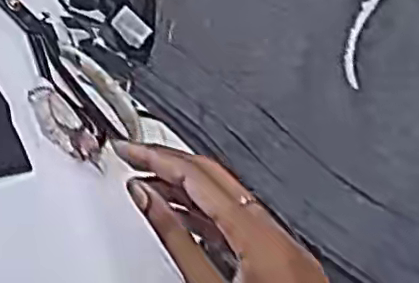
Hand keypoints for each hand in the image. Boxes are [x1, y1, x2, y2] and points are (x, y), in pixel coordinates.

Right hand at [117, 141, 326, 282]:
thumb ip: (174, 238)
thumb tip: (143, 195)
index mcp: (263, 240)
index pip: (197, 175)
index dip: (155, 156)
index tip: (127, 151)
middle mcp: (283, 240)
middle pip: (215, 177)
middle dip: (169, 162)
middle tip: (134, 157)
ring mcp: (291, 255)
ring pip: (229, 197)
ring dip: (186, 186)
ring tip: (150, 186)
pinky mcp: (290, 269)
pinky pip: (242, 222)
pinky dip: (207, 210)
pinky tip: (184, 217)